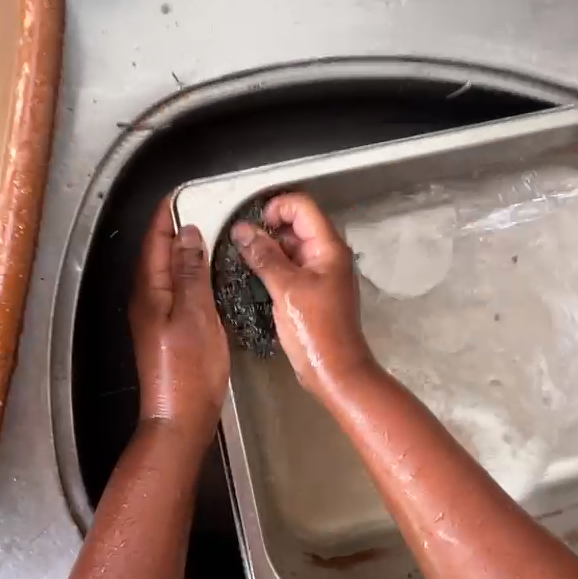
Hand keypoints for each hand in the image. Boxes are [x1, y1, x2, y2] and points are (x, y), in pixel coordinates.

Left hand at [129, 198, 229, 442]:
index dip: (167, 215)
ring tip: (209, 232)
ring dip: (183, 250)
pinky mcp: (167, 329)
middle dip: (176, 228)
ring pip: (167, 271)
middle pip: (158, 253)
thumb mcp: (195, 314)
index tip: (185, 193)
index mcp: (149, 291)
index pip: (155, 241)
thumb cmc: (189, 369)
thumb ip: (191, 272)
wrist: (180, 418)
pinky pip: (175, 288)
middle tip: (204, 207)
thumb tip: (188, 233)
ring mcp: (155, 316)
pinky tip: (207, 273)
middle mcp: (146, 299)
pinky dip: (189, 272)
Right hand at [232, 192, 380, 401]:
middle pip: (297, 224)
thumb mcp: (285, 288)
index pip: (303, 206)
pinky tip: (256, 277)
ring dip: (269, 248)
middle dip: (269, 228)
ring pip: (292, 246)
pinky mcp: (313, 291)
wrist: (335, 371)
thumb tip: (242, 230)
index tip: (252, 224)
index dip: (276, 207)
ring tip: (245, 260)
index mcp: (329, 247)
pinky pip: (292, 267)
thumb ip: (264, 256)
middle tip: (243, 244)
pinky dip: (274, 266)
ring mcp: (321, 273)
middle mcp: (328, 255)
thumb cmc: (315, 329)